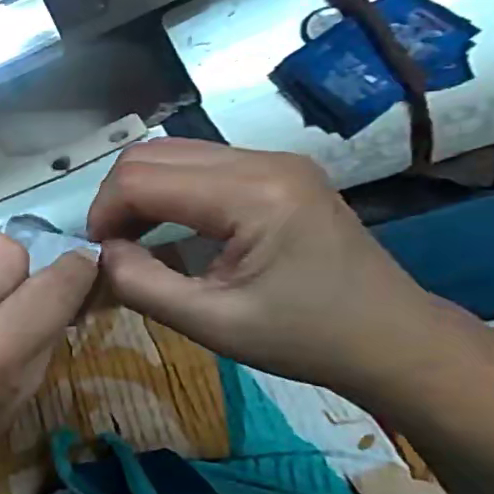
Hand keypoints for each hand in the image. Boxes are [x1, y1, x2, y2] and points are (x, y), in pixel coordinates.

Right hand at [87, 138, 461, 390]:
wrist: (396, 341)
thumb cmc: (307, 339)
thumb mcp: (212, 324)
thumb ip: (140, 284)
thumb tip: (98, 253)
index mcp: (253, 195)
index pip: (141, 178)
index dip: (104, 212)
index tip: (98, 255)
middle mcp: (262, 161)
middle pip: (149, 154)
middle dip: (116, 199)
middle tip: (113, 247)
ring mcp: (272, 160)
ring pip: (169, 153)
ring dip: (138, 192)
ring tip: (135, 238)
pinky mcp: (274, 170)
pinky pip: (196, 163)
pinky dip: (166, 190)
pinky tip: (169, 227)